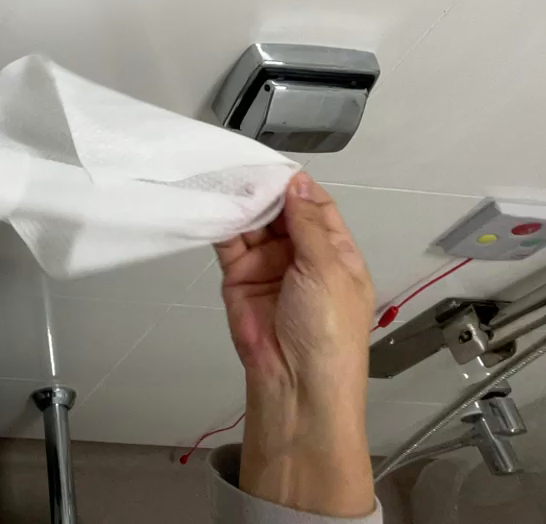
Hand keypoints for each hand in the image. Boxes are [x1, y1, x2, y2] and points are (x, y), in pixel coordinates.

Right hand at [214, 174, 376, 516]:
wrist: (294, 381)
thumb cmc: (328, 330)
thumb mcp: (328, 271)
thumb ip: (307, 223)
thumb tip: (296, 182)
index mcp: (334, 251)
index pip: (315, 205)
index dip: (296, 184)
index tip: (273, 163)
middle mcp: (300, 253)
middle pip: (280, 208)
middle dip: (263, 188)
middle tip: (239, 163)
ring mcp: (267, 262)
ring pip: (252, 220)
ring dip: (240, 200)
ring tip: (221, 175)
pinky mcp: (237, 272)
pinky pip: (228, 238)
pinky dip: (219, 219)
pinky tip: (211, 199)